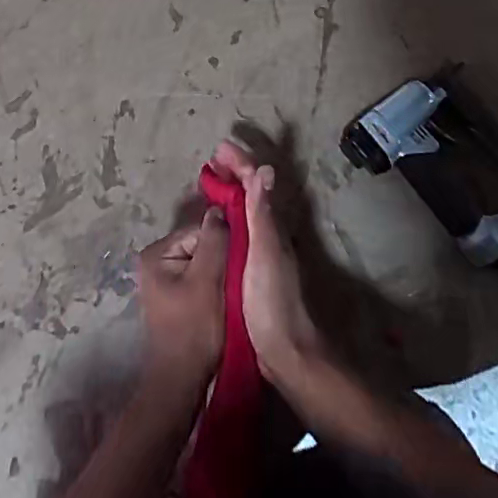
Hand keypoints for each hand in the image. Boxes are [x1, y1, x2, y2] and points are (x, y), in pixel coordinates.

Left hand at [135, 209, 228, 387]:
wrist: (183, 378)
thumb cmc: (194, 328)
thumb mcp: (207, 279)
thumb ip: (214, 240)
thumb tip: (220, 208)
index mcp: (157, 253)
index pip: (202, 230)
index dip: (224, 241)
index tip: (242, 257)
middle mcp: (157, 261)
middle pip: (204, 243)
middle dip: (224, 256)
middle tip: (240, 274)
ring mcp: (167, 279)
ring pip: (207, 260)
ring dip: (223, 270)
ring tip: (236, 285)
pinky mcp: (179, 294)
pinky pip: (204, 276)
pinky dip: (218, 282)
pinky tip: (228, 294)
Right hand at [211, 141, 326, 386]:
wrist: (284, 348)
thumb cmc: (273, 299)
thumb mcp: (265, 253)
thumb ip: (262, 214)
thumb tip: (265, 169)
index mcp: (272, 227)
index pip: (256, 184)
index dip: (241, 163)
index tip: (220, 148)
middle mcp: (270, 234)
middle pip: (253, 194)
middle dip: (236, 173)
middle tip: (214, 160)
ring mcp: (263, 252)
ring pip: (247, 212)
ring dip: (232, 193)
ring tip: (214, 184)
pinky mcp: (254, 270)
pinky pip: (241, 232)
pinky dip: (230, 219)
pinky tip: (219, 226)